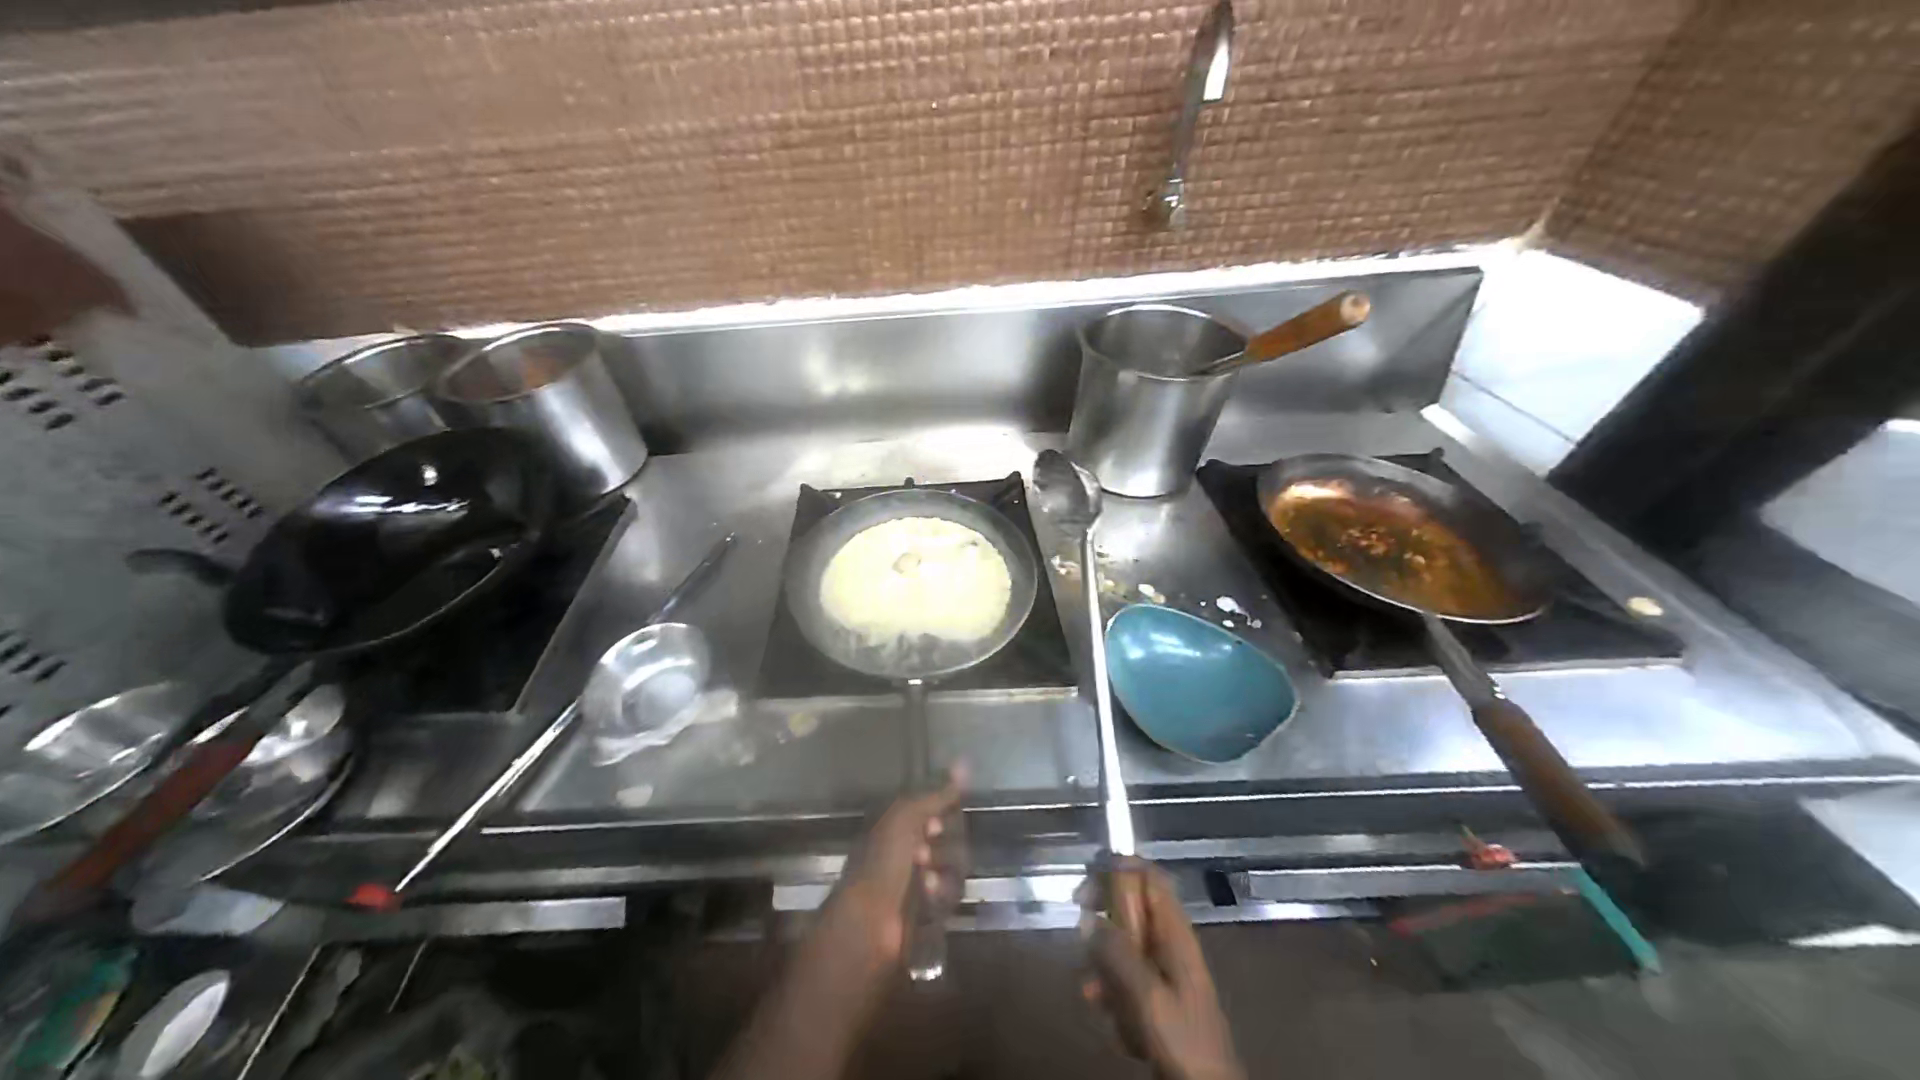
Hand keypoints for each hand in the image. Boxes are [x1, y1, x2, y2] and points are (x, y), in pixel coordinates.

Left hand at [818, 765, 967, 968]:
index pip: (937, 810)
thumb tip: (964, 762)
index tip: (935, 824)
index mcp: (900, 826)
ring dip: (945, 875)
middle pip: (952, 840)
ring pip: (956, 869)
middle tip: (925, 856)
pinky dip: (942, 897)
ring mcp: (921, 882)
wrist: (868, 922)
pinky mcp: (930, 911)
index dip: (942, 816)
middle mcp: (911, 850)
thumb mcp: (905, 818)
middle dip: (945, 848)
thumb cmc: (881, 862)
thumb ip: (936, 794)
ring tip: (927, 883)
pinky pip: (952, 897)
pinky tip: (928, 898)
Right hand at [1082, 858, 1244, 1079]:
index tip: (1087, 884)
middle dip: (1101, 922)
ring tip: (1093, 993)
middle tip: (1081, 934)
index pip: (1149, 876)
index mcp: (1175, 932)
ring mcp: (1165, 970)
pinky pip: (1125, 976)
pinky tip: (1106, 1013)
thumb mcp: (1145, 996)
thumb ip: (1117, 953)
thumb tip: (1090, 918)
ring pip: (1123, 944)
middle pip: (1131, 907)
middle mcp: (1170, 943)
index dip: (1119, 868)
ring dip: (1102, 964)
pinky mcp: (1158, 997)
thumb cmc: (1182, 1040)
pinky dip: (1111, 990)